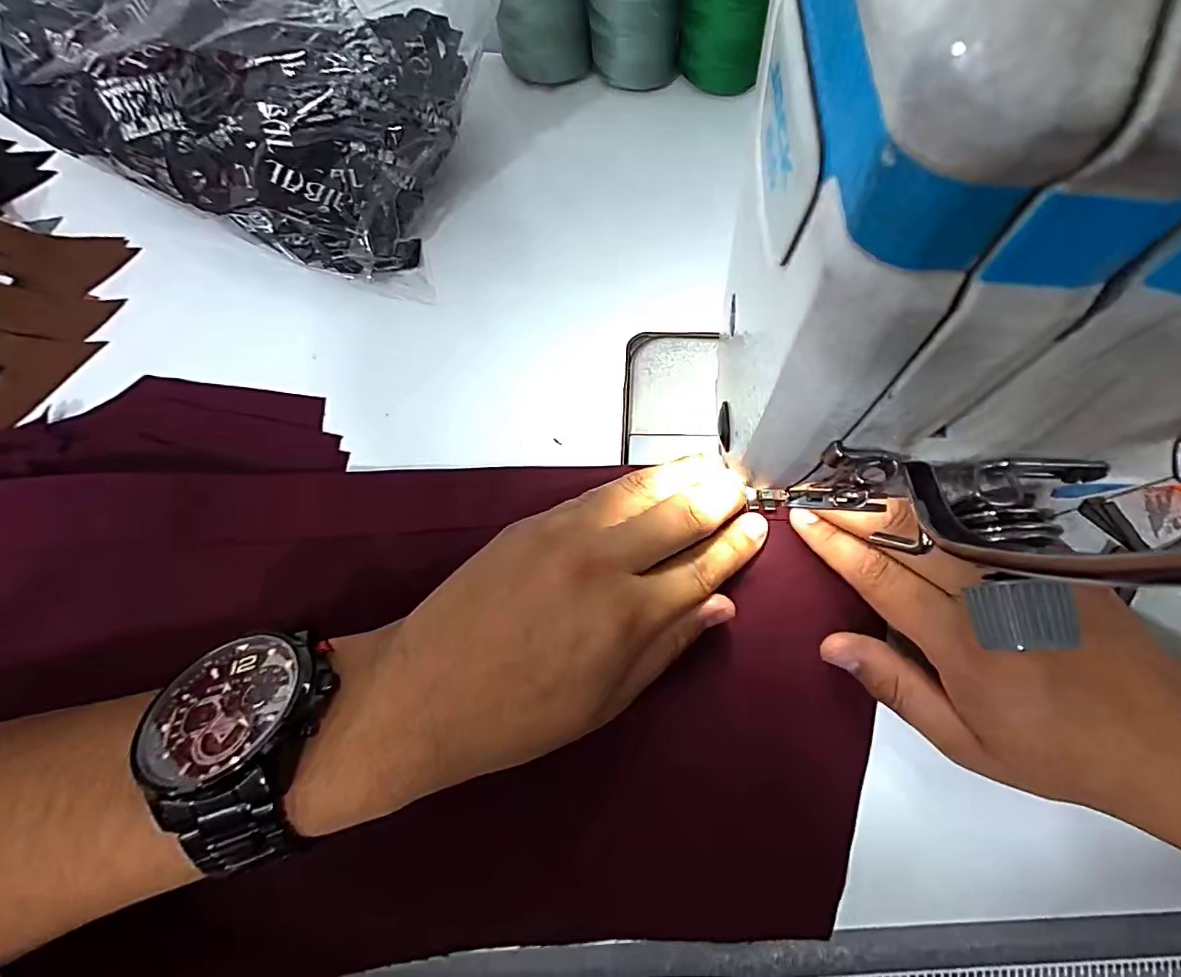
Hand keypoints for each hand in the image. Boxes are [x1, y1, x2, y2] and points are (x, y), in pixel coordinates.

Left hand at [291, 456, 767, 833]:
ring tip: (714, 466)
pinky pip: (601, 493)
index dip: (737, 545)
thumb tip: (722, 604)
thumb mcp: (606, 701)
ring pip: (642, 490)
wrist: (419, 692)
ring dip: (684, 475)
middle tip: (745, 486)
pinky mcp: (536, 521)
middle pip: (681, 515)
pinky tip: (657, 476)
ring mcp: (566, 534)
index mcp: (628, 618)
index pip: (702, 567)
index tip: (760, 525)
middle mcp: (605, 564)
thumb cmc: (520, 715)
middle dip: (721, 497)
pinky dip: (639, 481)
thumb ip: (668, 646)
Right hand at [791, 504, 1180, 813]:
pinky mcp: (1047, 561)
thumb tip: (835, 645)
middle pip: (904, 534)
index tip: (804, 523)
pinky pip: (977, 531)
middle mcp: (985, 592)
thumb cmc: (1056, 750)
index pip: (879, 576)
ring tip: (851, 497)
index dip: (835, 545)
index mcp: (958, 641)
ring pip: (938, 523)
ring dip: (888, 506)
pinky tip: (913, 513)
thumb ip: (896, 684)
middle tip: (817, 499)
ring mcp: (1020, 570)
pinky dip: (934, 516)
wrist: (1159, 733)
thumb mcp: (965, 740)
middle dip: (853, 512)